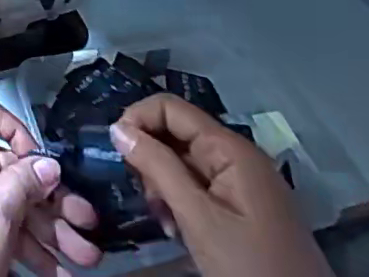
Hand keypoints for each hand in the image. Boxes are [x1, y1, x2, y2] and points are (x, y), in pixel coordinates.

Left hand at [0, 95, 103, 276]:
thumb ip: (24, 184)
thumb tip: (47, 165)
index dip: (17, 130)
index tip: (43, 161)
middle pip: (10, 166)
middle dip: (51, 198)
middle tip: (84, 219)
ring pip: (14, 202)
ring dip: (50, 229)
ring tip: (84, 255)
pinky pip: (6, 226)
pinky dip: (32, 246)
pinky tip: (61, 269)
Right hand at [112, 95, 332, 276]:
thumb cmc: (250, 271)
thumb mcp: (197, 218)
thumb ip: (157, 167)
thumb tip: (118, 128)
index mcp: (231, 149)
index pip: (171, 108)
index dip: (139, 119)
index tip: (117, 150)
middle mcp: (237, 156)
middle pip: (176, 133)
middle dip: (151, 157)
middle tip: (144, 195)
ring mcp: (241, 183)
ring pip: (183, 161)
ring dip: (163, 183)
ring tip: (161, 218)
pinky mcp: (243, 208)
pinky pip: (199, 186)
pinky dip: (180, 200)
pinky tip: (175, 227)